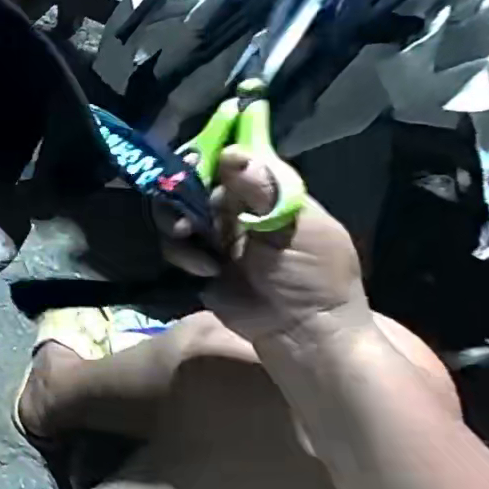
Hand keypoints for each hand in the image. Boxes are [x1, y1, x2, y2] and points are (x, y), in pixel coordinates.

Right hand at [165, 147, 373, 348]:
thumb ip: (264, 192)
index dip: (208, 156)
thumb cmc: (314, 279)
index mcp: (268, 195)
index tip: (190, 159)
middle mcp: (237, 209)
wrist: (300, 335)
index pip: (231, 161)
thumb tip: (232, 152)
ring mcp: (213, 234)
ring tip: (186, 235)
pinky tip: (205, 269)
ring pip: (175, 211)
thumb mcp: (297, 230)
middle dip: (181, 191)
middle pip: (193, 183)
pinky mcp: (195, 258)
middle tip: (179, 200)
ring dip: (176, 221)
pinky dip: (183, 254)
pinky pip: (173, 244)